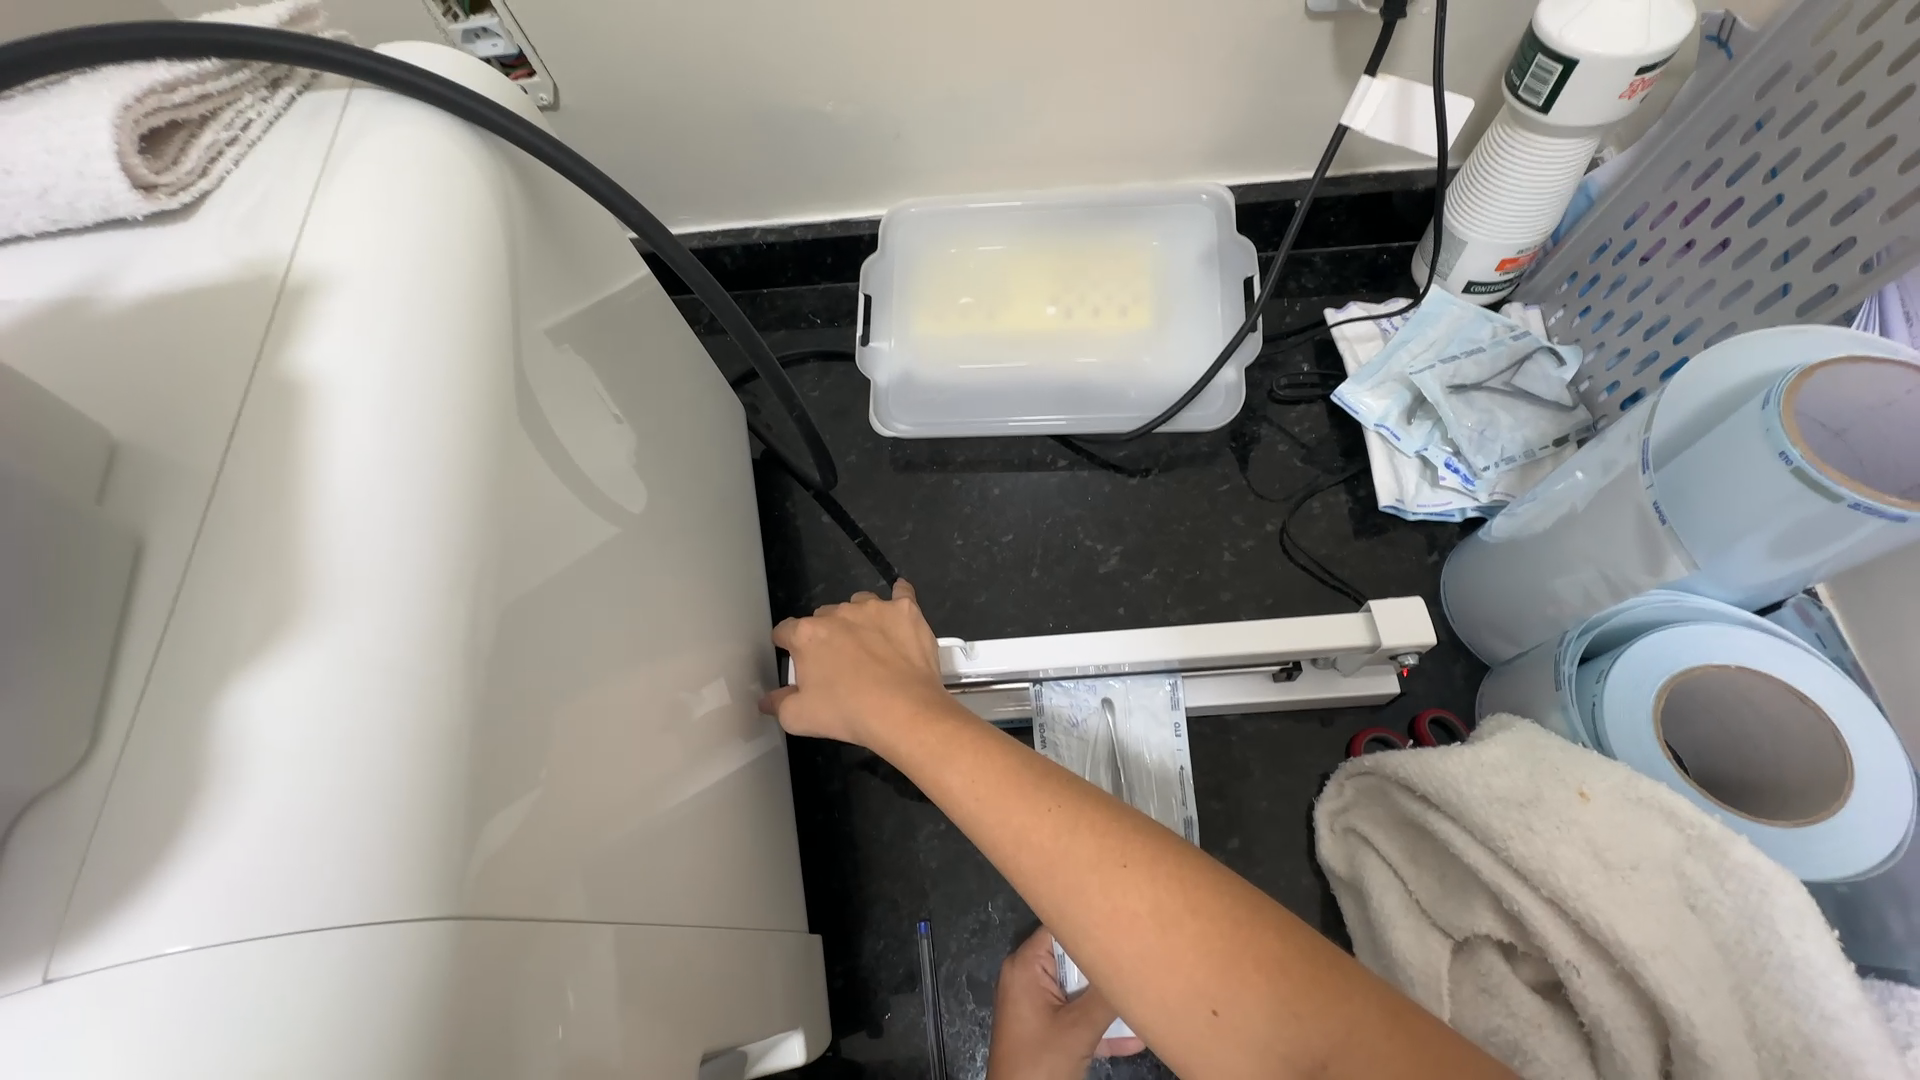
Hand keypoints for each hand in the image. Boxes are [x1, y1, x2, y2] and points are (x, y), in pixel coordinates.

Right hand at [759, 580, 954, 748]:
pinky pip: (902, 593)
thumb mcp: (800, 718)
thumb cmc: (848, 713)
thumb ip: (778, 704)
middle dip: (826, 635)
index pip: (785, 631)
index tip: (796, 660)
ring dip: (858, 619)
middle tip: (839, 663)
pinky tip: (900, 608)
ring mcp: (875, 608)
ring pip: (859, 604)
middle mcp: (838, 613)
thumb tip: (766, 700)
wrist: (905, 711)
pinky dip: (899, 597)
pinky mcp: (905, 611)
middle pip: (824, 617)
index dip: (787, 645)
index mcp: (807, 635)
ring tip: (870, 645)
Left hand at [988, 928, 1145, 1079]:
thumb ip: (1105, 996)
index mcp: (1026, 965)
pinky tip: (1136, 1036)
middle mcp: (1029, 976)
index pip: (1060, 928)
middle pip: (1072, 960)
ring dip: (1107, 1001)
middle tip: (1140, 961)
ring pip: (1079, 991)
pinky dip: (1100, 1026)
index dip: (1090, 925)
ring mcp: (1037, 1003)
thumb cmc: (1041, 1061)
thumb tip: (1133, 966)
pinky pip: (1076, 1016)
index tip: (1124, 925)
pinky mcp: (1046, 1027)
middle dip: (1104, 966)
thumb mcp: (1078, 1028)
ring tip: (1144, 997)